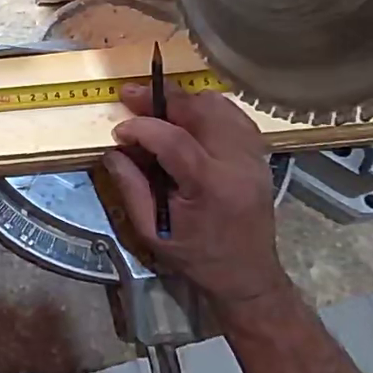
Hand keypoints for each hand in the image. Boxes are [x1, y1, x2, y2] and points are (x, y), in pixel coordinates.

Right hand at [101, 83, 288, 308]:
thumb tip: (113, 152)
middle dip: (160, 99)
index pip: (173, 139)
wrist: (246, 276)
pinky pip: (234, 115)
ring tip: (156, 105)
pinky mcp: (258, 155)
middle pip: (200, 110)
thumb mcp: (151, 231)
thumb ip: (131, 187)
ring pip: (219, 106)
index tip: (119, 132)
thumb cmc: (196, 257)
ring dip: (184, 100)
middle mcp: (237, 163)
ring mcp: (253, 156)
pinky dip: (207, 109)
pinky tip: (187, 115)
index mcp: (211, 186)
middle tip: (131, 96)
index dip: (141, 128)